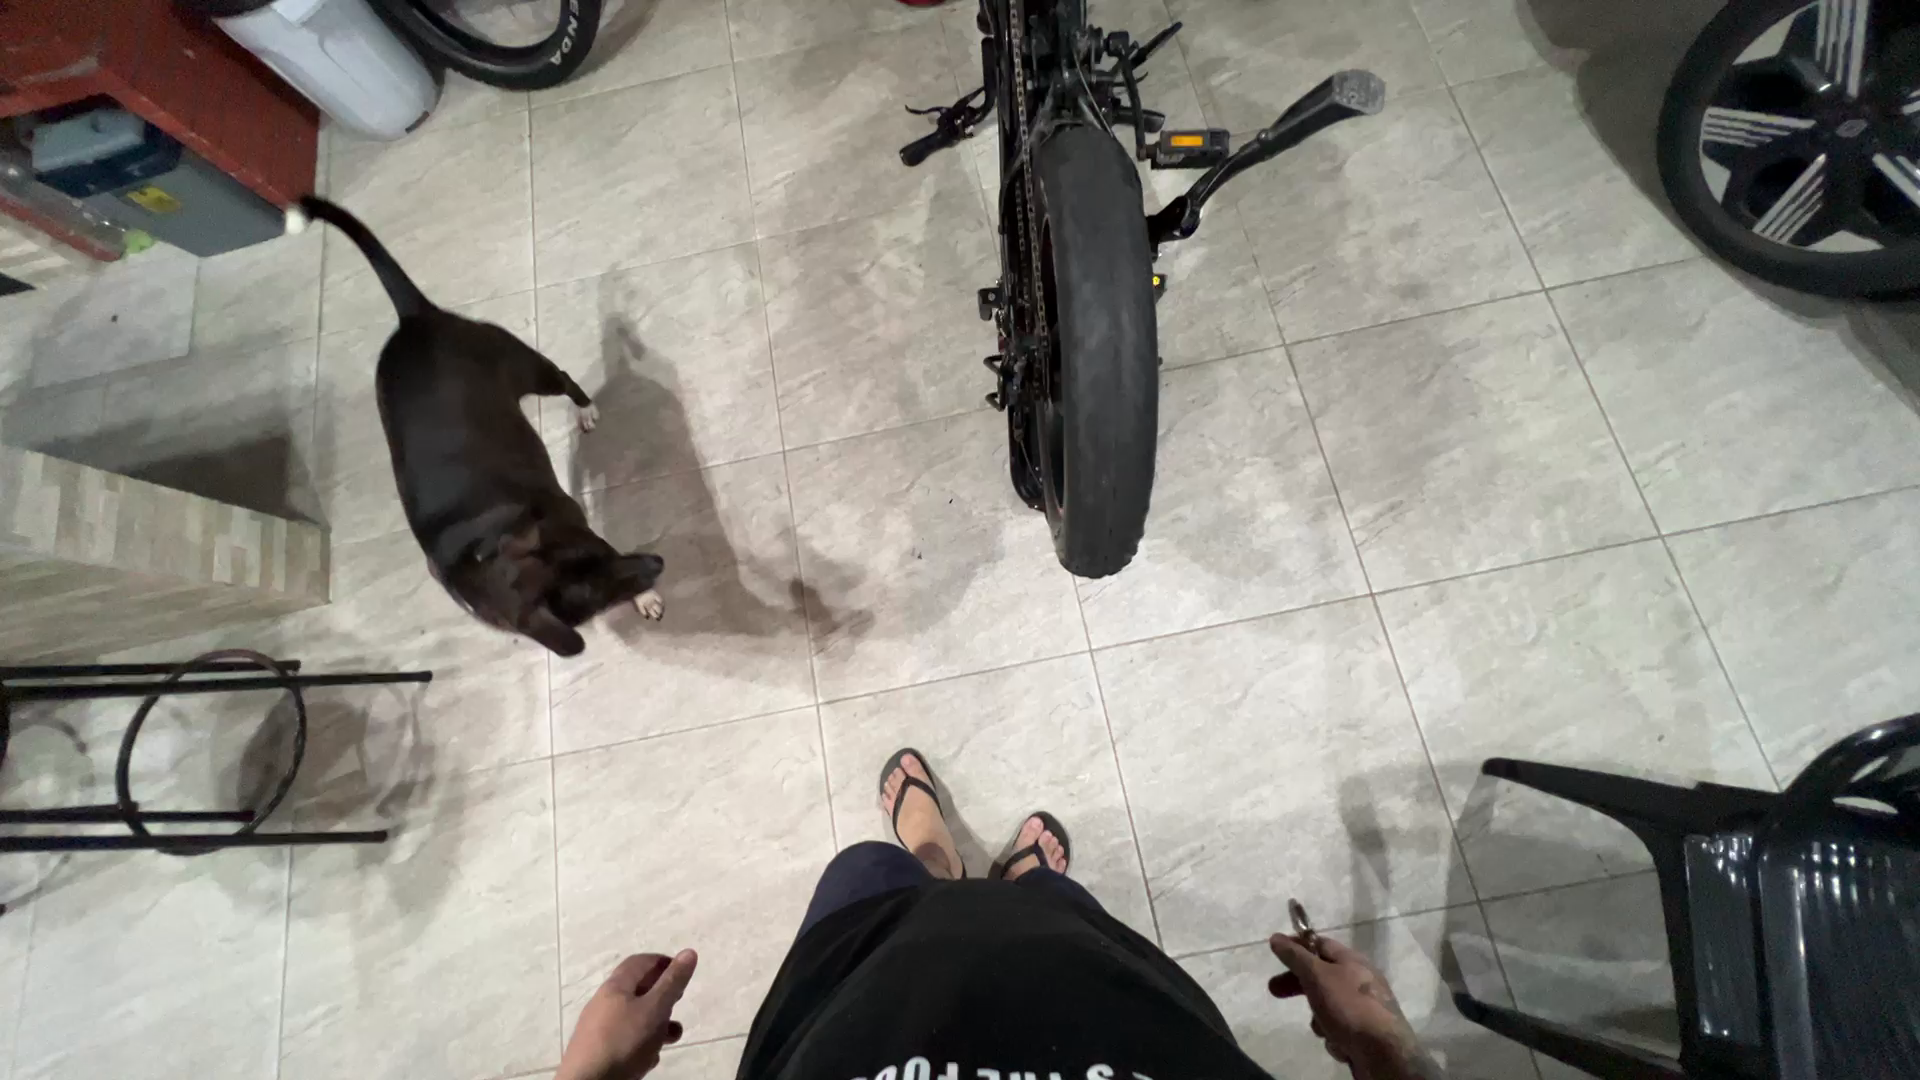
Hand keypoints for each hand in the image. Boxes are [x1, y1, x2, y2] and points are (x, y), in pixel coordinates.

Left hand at [557, 950, 697, 1079]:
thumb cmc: (623, 1043)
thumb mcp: (655, 1010)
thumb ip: (672, 982)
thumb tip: (689, 952)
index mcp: (615, 987)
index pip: (640, 962)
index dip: (663, 963)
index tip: (682, 974)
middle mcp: (603, 1004)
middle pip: (637, 990)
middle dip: (662, 996)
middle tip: (678, 1003)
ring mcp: (596, 1030)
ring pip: (633, 1018)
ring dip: (656, 1024)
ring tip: (672, 1037)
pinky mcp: (595, 1054)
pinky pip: (623, 1040)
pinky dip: (641, 1042)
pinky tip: (649, 1057)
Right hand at [1269, 933, 1439, 1079]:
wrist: (1385, 1057)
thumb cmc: (1349, 1007)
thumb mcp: (1316, 975)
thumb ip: (1295, 956)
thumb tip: (1276, 937)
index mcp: (1352, 961)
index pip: (1319, 943)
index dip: (1297, 945)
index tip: (1277, 952)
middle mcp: (1361, 982)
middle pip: (1320, 976)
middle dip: (1298, 986)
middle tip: (1274, 991)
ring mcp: (1365, 1009)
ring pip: (1327, 1005)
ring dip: (1318, 1016)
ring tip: (1322, 1027)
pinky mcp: (1366, 1034)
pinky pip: (1339, 1028)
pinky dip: (1334, 1034)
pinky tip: (1338, 1042)